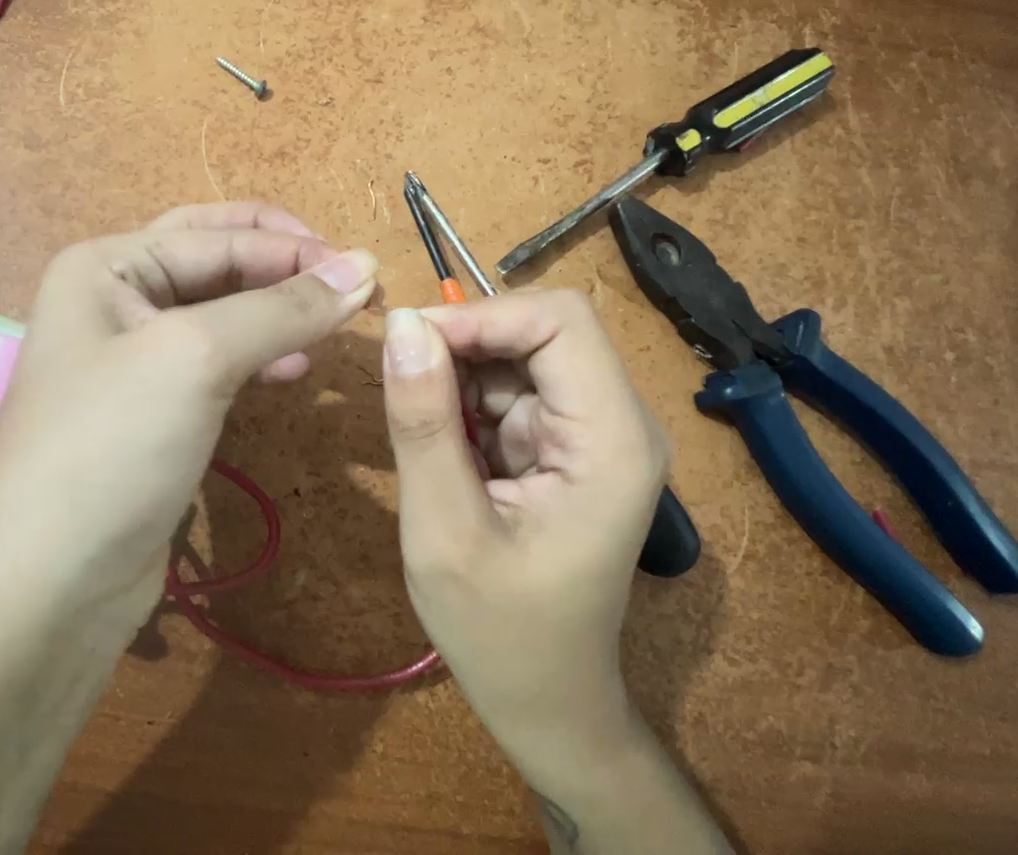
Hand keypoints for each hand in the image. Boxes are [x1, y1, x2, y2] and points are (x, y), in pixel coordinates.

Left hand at [0, 203, 378, 623]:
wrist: (49, 582)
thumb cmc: (112, 445)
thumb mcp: (196, 357)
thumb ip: (281, 308)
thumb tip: (365, 267)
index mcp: (106, 266)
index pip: (217, 235)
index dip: (294, 248)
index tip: (370, 272)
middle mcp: (113, 302)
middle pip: (214, 263)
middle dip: (282, 269)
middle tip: (350, 288)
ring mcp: (130, 362)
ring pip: (220, 316)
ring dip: (274, 315)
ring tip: (329, 333)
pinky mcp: (151, 415)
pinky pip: (215, 366)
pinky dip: (258, 359)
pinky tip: (292, 372)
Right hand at [381, 292, 669, 738]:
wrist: (545, 700)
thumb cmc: (498, 632)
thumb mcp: (443, 529)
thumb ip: (423, 423)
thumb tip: (400, 324)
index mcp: (611, 442)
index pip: (559, 322)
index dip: (480, 316)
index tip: (406, 345)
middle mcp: (617, 423)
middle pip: (543, 331)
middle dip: (465, 344)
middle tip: (400, 385)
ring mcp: (594, 434)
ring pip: (519, 356)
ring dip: (459, 375)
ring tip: (418, 433)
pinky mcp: (566, 447)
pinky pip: (510, 391)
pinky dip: (464, 403)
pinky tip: (442, 452)